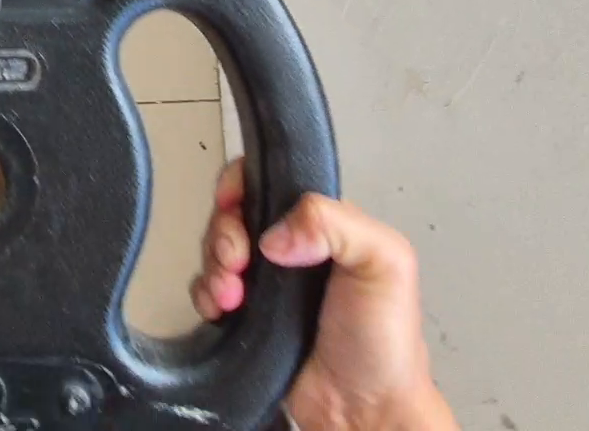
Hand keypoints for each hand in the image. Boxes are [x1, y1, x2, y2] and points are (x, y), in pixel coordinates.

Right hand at [193, 159, 457, 430]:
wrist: (363, 414)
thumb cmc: (383, 343)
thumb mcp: (385, 264)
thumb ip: (335, 223)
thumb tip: (273, 235)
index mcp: (319, 223)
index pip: (265, 180)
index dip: (239, 186)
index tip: (234, 207)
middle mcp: (288, 245)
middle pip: (231, 213)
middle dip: (223, 234)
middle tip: (238, 264)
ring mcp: (262, 278)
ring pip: (213, 247)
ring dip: (213, 267)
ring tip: (234, 297)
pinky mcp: (242, 310)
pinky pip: (204, 286)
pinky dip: (203, 293)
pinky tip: (222, 310)